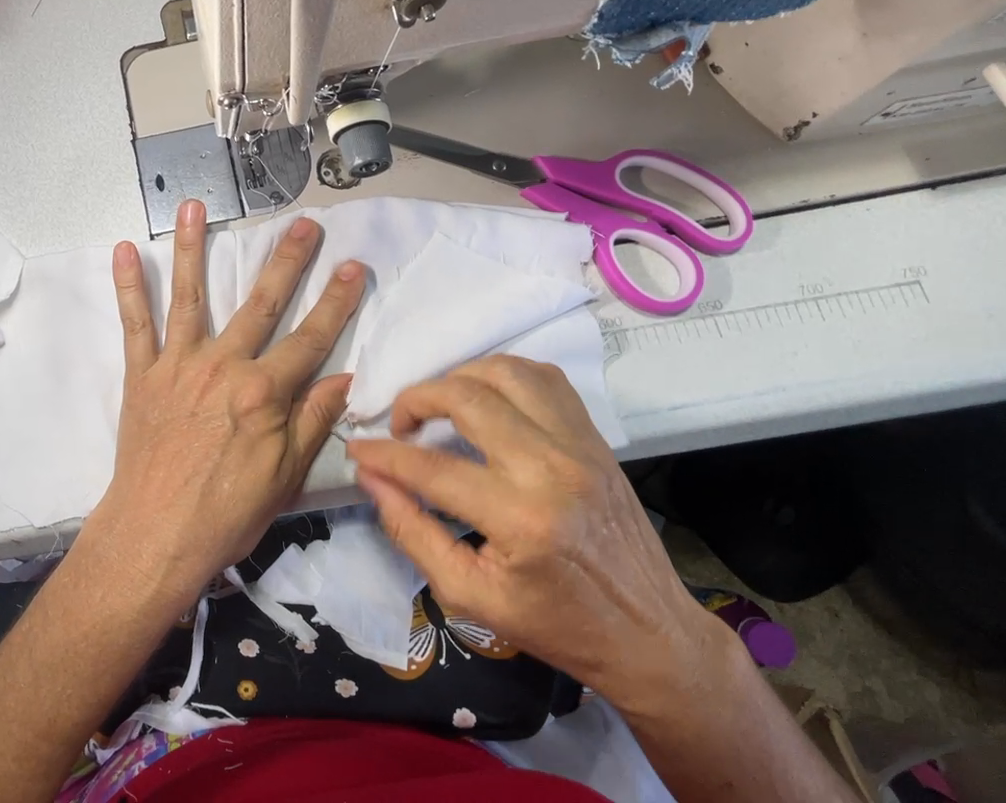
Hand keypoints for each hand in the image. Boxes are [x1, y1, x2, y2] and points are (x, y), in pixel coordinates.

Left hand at [85, 199, 367, 608]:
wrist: (155, 535)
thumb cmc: (227, 514)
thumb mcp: (286, 476)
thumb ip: (313, 422)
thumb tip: (344, 380)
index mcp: (263, 393)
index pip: (311, 339)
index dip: (336, 302)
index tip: (353, 267)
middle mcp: (222, 367)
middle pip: (260, 304)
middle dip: (285, 262)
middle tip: (303, 225)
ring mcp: (178, 366)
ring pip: (190, 296)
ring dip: (194, 248)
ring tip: (196, 206)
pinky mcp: (142, 375)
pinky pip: (135, 323)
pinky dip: (130, 286)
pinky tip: (126, 250)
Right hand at [347, 357, 731, 718]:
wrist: (648, 632)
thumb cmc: (554, 624)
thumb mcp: (469, 596)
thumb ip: (412, 531)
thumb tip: (371, 478)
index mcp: (519, 519)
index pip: (431, 467)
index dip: (383, 454)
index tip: (357, 448)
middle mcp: (551, 468)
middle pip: (467, 398)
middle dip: (417, 399)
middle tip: (400, 426)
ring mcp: (579, 445)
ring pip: (507, 373)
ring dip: (459, 379)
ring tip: (440, 407)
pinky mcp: (595, 438)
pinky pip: (544, 378)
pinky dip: (503, 377)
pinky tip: (485, 401)